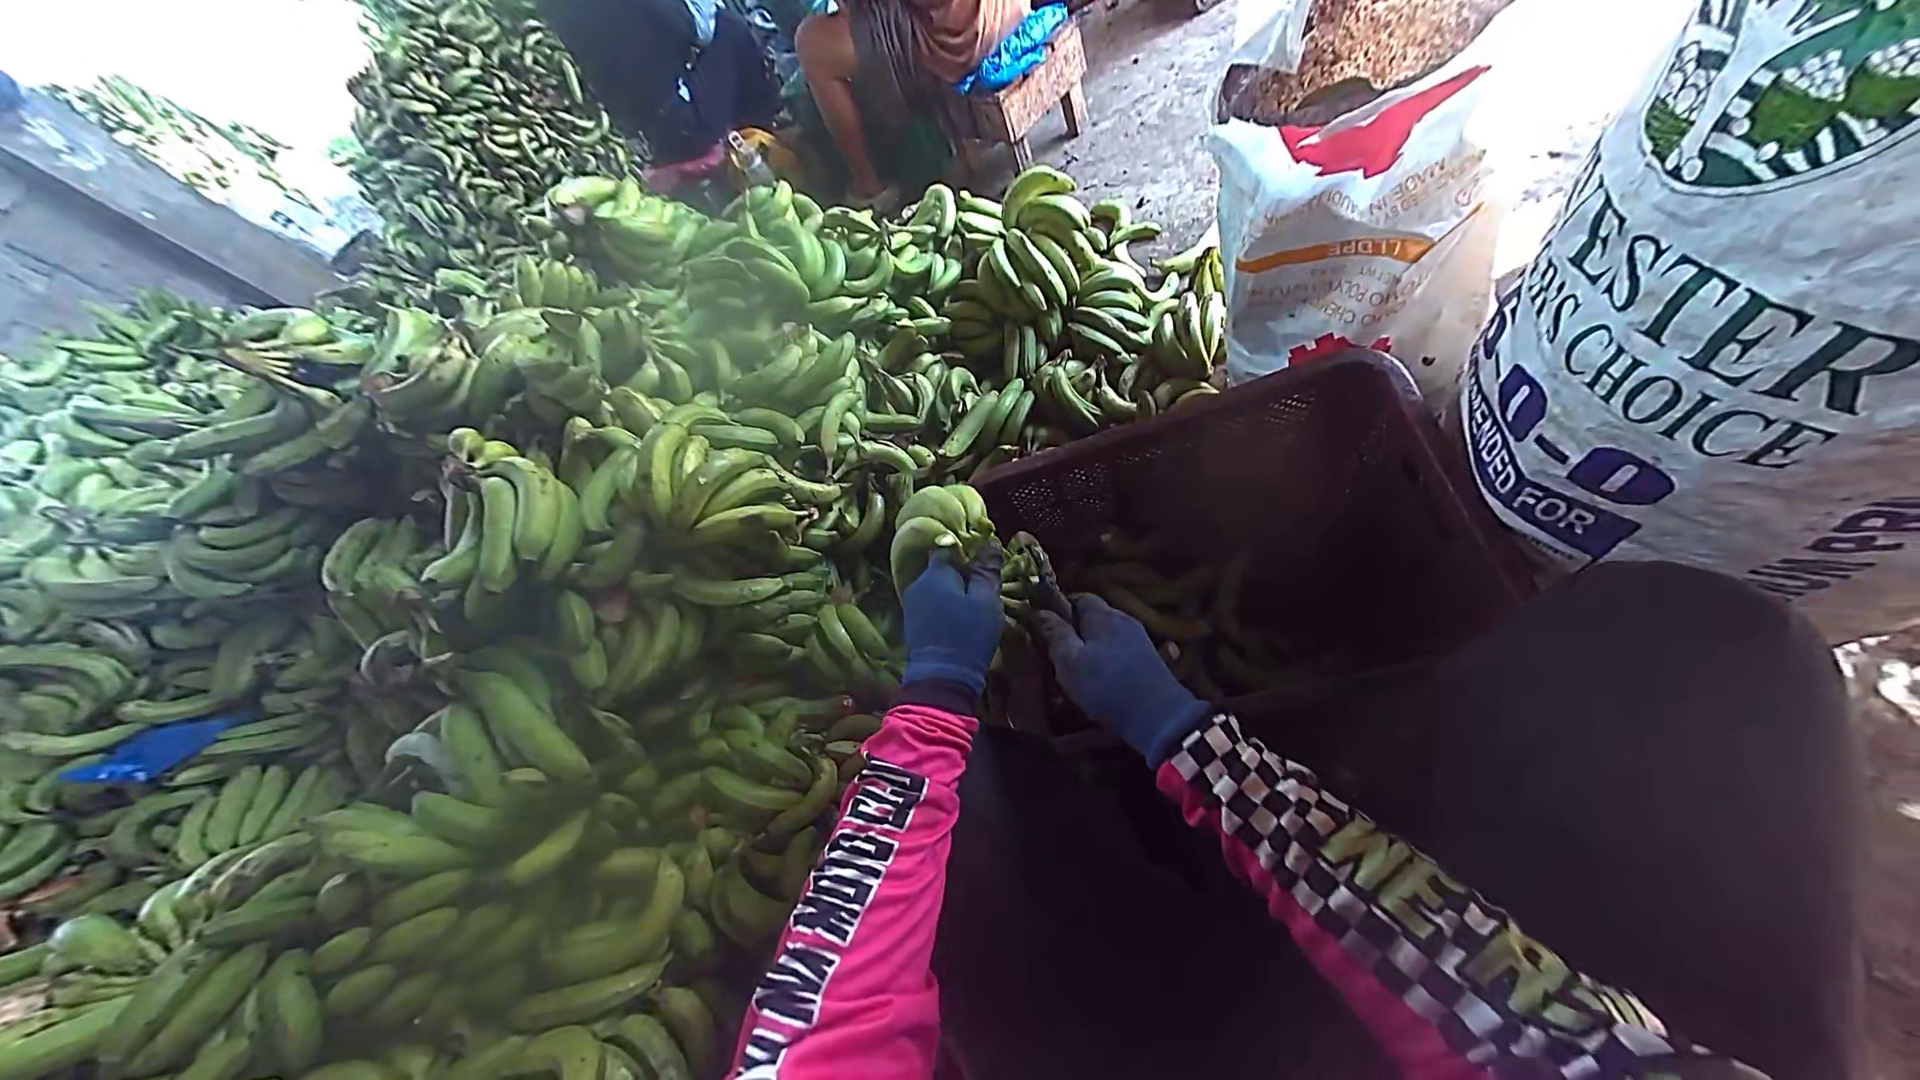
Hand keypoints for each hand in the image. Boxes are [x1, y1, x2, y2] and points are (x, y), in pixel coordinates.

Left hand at [901, 544, 1004, 695]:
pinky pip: (931, 602)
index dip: (967, 551)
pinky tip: (960, 617)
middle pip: (941, 567)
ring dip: (953, 590)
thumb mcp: (986, 601)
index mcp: (935, 573)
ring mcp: (912, 603)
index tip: (985, 562)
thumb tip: (990, 542)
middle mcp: (918, 583)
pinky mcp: (913, 622)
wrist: (941, 679)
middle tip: (984, 585)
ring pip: (936, 586)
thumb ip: (987, 571)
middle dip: (961, 572)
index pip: (948, 547)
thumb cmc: (968, 635)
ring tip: (974, 603)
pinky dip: (945, 604)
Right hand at [1032, 595, 1211, 764]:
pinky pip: (1120, 649)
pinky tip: (1101, 676)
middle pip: (1094, 616)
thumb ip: (1054, 634)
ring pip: (1107, 634)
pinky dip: (1107, 657)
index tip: (1047, 625)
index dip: (1061, 607)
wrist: (1158, 717)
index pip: (1079, 597)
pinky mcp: (1149, 659)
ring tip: (1077, 666)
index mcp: (1103, 615)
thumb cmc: (1106, 686)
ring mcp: (1140, 639)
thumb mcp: (1070, 661)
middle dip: (1076, 628)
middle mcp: (1124, 620)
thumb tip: (1039, 611)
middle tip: (1058, 649)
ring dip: (1092, 645)